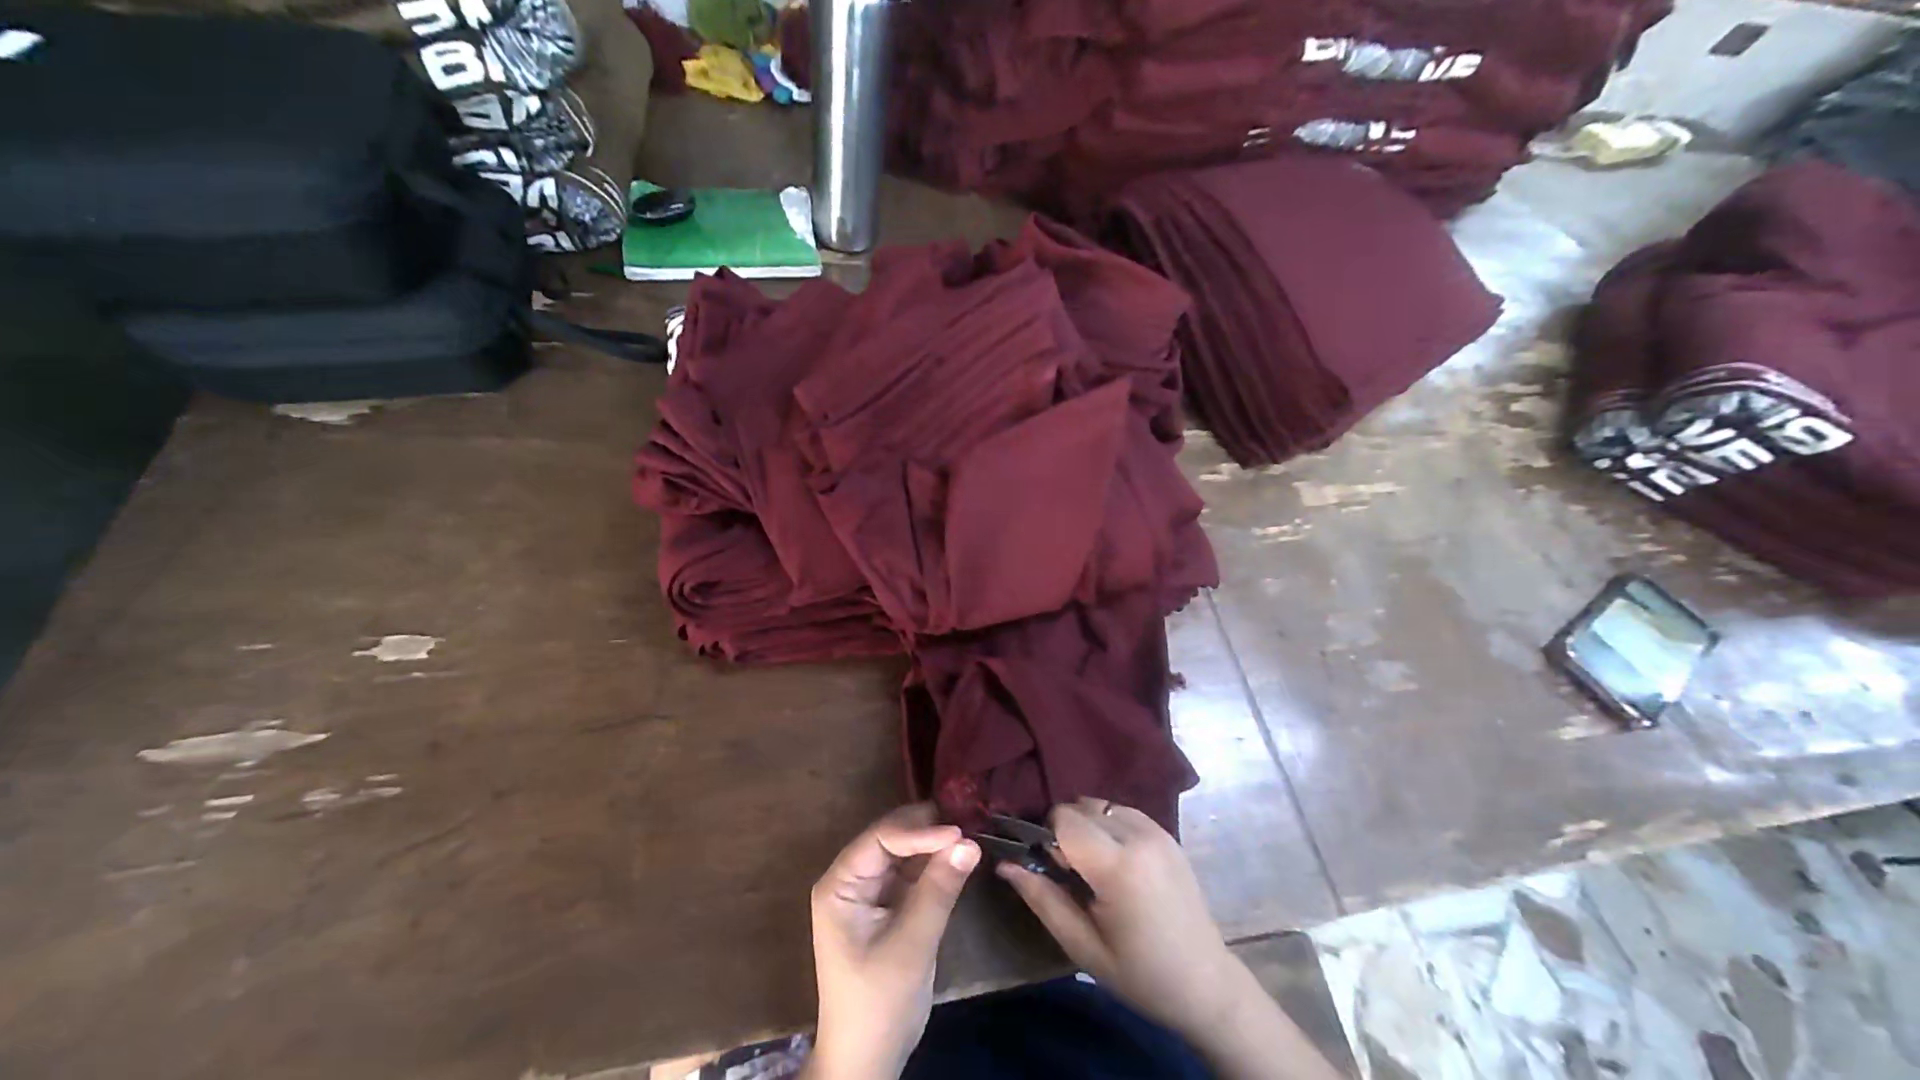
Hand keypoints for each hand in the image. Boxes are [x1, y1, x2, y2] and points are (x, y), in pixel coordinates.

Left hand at [802, 804, 979, 1079]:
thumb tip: (969, 842)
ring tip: (970, 832)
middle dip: (927, 830)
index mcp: (840, 885)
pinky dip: (934, 864)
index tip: (959, 830)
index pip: (880, 839)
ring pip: (903, 853)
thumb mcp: (912, 945)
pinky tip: (959, 856)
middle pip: (891, 839)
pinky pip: (912, 874)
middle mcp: (851, 880)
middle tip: (969, 820)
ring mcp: (869, 893)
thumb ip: (939, 890)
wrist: (868, 1058)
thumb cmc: (879, 1002)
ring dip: (934, 844)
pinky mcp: (888, 907)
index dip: (919, 832)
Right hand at [994, 797, 1238, 1035]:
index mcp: (1117, 865)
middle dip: (1065, 831)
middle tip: (1070, 873)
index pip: (1063, 818)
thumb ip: (1041, 897)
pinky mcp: (1167, 833)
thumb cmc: (1139, 973)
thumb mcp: (1081, 946)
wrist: (1205, 983)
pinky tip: (1115, 860)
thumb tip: (1003, 863)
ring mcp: (1157, 831)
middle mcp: (1139, 836)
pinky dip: (1108, 825)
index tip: (1050, 869)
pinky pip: (1122, 811)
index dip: (1047, 837)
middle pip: (1080, 807)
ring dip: (1087, 826)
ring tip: (1093, 867)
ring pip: (1100, 805)